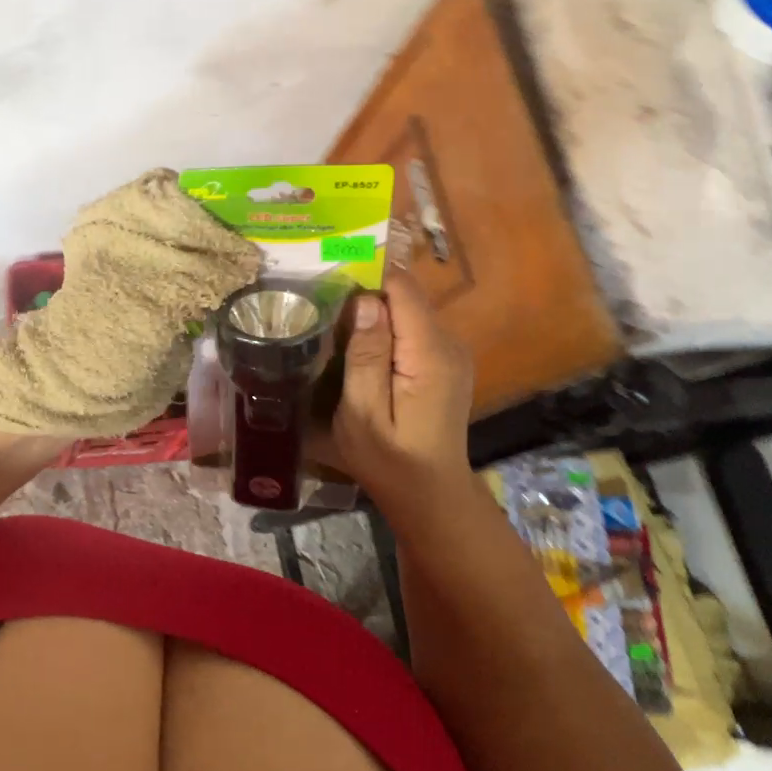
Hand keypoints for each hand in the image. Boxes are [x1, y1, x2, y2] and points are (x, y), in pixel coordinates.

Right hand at [313, 269, 474, 502]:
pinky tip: (358, 352)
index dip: (367, 276)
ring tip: (333, 329)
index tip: (328, 278)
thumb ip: (366, 356)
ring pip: (407, 314)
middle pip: (405, 298)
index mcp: (429, 353)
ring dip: (373, 317)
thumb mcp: (363, 412)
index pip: (403, 289)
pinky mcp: (444, 365)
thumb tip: (366, 302)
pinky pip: (412, 332)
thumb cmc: (388, 459)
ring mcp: (450, 355)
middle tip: (320, 309)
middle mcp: (448, 345)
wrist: (429, 494)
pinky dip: (385, 333)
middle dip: (365, 297)